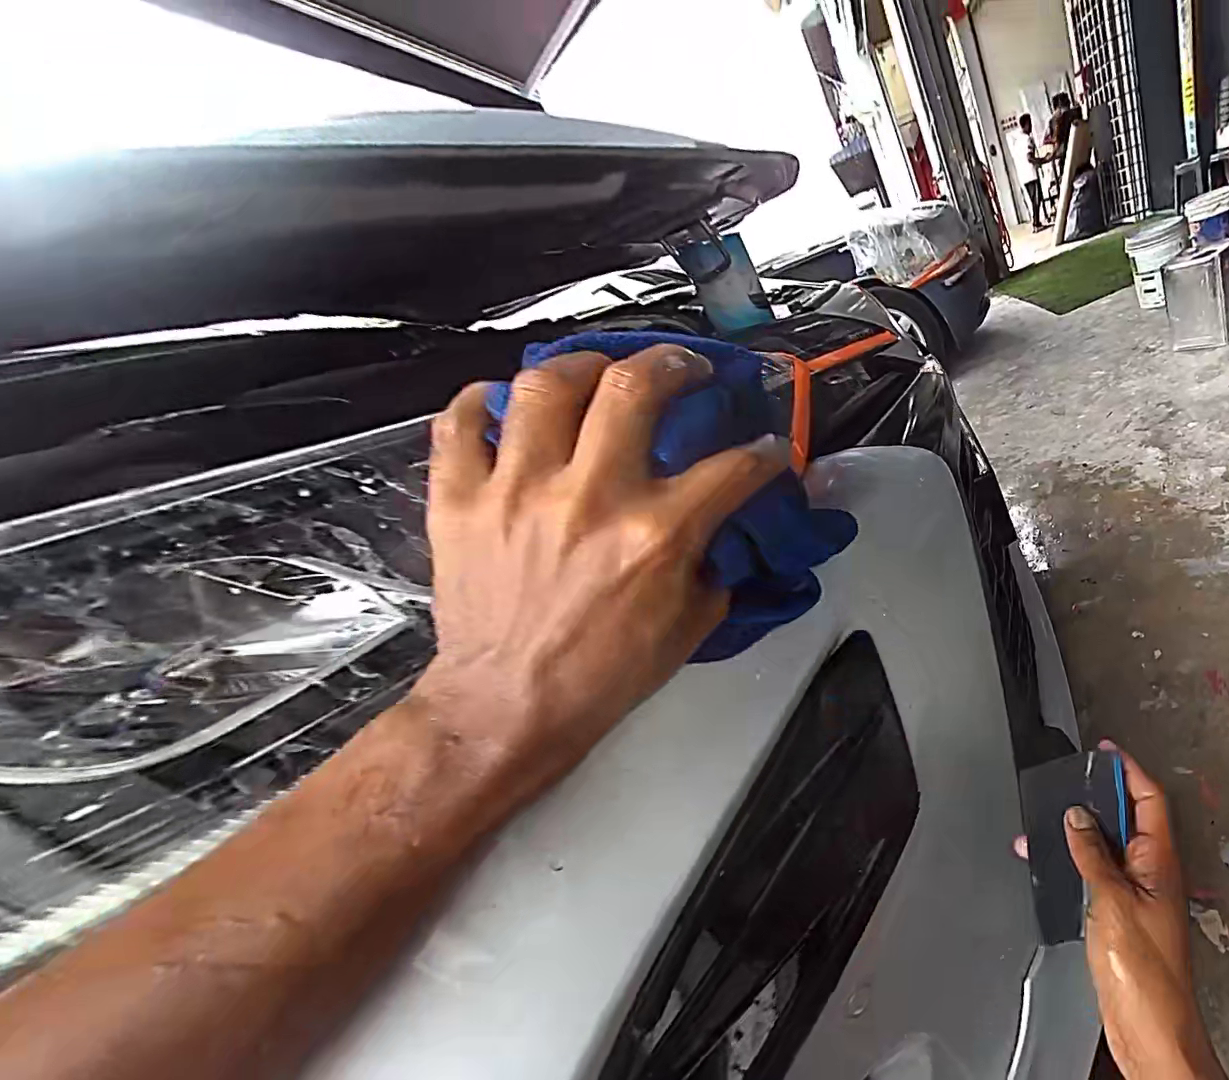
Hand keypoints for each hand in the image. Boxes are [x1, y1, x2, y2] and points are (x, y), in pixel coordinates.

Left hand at [412, 346, 788, 802]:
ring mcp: (517, 491)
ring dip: (585, 365)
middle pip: (634, 388)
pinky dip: (484, 402)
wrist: (509, 706)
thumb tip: (723, 523)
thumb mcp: (692, 623)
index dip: (765, 452)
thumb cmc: (607, 672)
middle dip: (673, 364)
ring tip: (601, 373)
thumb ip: (714, 561)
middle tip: (685, 367)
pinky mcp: (460, 500)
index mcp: (656, 535)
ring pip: (545, 385)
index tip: (768, 449)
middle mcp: (590, 498)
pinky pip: (461, 423)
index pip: (733, 468)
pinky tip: (510, 405)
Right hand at [1066, 743, 1226, 1079]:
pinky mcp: (1117, 912)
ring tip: (1049, 816)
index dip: (1129, 770)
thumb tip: (1077, 814)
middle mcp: (1150, 872)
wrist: (1149, 1030)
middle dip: (1100, 794)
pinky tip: (1049, 859)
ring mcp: (1134, 893)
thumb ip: (1093, 853)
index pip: (1149, 799)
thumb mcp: (1113, 900)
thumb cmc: (1144, 973)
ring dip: (1079, 828)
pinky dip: (1072, 858)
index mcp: (1160, 862)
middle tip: (1073, 776)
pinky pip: (1094, 871)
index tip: (1106, 750)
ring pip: (1105, 844)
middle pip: (1127, 817)